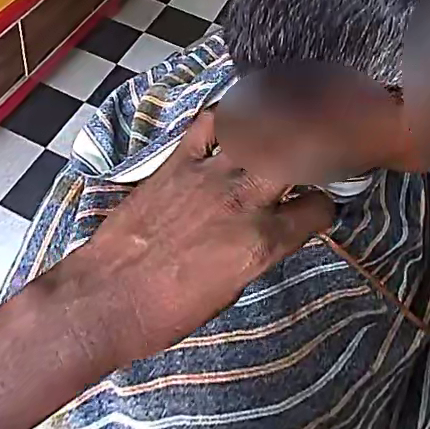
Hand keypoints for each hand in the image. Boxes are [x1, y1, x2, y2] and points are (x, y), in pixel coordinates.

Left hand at [37, 111, 335, 367]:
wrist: (107, 296)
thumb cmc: (167, 312)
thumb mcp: (230, 291)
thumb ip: (256, 251)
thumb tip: (267, 232)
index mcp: (261, 241)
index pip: (316, 210)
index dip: (322, 209)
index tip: (315, 209)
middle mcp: (243, 200)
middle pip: (297, 157)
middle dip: (314, 152)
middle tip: (311, 154)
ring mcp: (209, 174)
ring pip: (259, 132)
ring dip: (275, 129)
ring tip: (279, 129)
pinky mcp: (178, 161)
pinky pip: (209, 123)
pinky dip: (226, 117)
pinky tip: (233, 121)